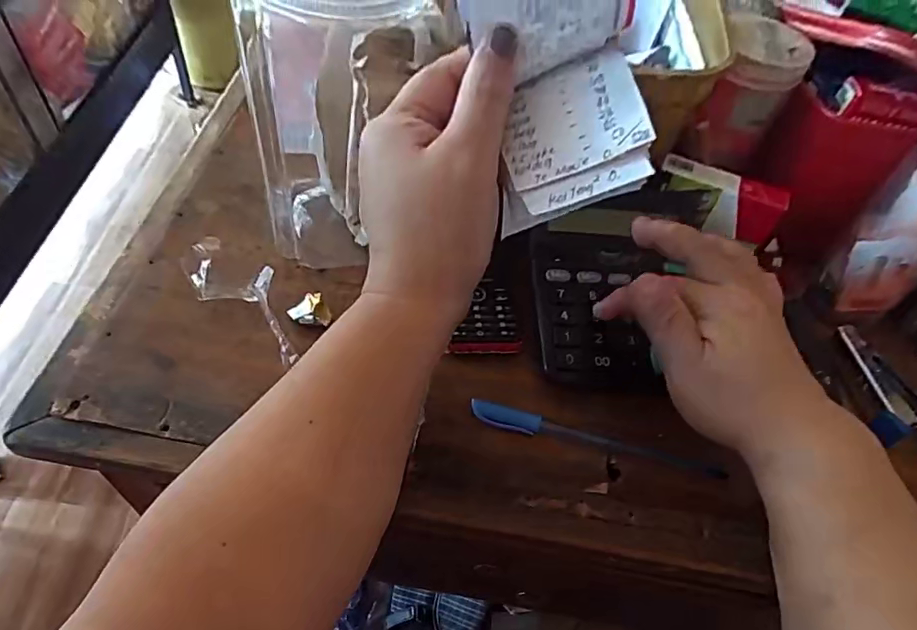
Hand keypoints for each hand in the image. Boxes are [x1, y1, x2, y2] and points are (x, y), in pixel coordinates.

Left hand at [358, 32, 516, 325]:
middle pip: (448, 110)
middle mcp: (387, 145)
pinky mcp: (409, 208)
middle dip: (488, 118)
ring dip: (483, 151)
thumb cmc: (444, 235)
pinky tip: (489, 195)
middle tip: (526, 134)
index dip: (489, 75)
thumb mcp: (470, 158)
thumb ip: (487, 96)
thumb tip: (502, 37)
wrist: (419, 305)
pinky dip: (471, 179)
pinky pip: (445, 176)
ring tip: (510, 168)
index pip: (447, 74)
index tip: (529, 87)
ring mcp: (396, 179)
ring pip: (449, 146)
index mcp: (393, 122)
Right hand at [594, 219, 833, 462]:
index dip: (631, 294)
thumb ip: (664, 320)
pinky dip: (733, 260)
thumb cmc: (731, 403)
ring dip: (703, 241)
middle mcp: (744, 291)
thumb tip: (642, 281)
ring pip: (732, 257)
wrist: (790, 427)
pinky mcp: (774, 320)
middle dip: (669, 237)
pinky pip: (751, 272)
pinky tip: (733, 268)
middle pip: (703, 252)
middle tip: (640, 228)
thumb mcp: (686, 368)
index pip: (665, 285)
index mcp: (719, 301)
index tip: (604, 310)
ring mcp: (764, 303)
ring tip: (684, 238)